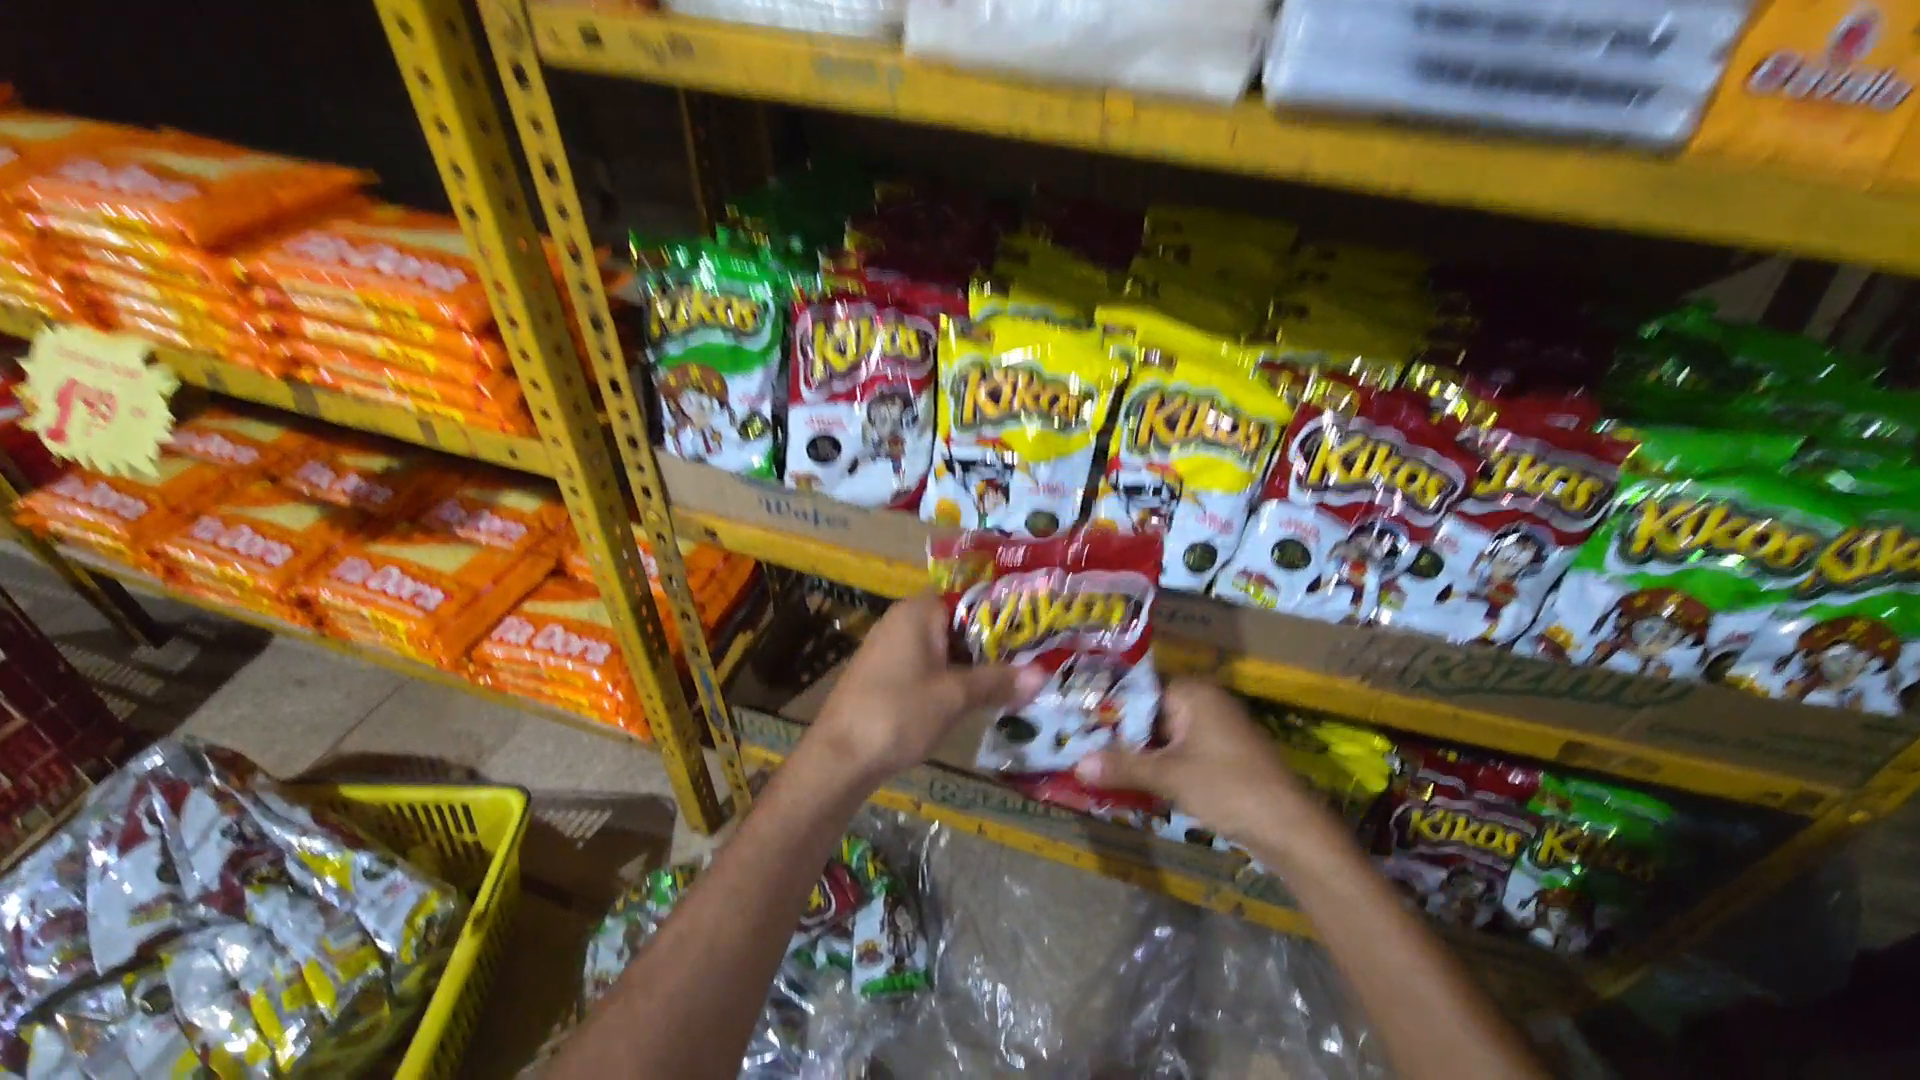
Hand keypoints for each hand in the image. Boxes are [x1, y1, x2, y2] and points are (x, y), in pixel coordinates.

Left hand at [810, 593, 1044, 785]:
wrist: (839, 758)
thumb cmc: (899, 713)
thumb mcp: (956, 697)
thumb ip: (998, 681)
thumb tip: (1043, 674)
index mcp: (918, 611)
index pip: (972, 600)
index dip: (1006, 618)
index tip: (1037, 637)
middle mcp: (902, 621)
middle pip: (960, 625)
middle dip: (994, 647)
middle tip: (1034, 665)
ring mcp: (890, 650)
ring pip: (946, 651)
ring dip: (975, 668)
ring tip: (1014, 685)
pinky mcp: (885, 677)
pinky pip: (929, 669)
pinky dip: (952, 681)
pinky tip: (975, 702)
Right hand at [1073, 678, 1315, 844]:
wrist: (1290, 829)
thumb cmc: (1230, 788)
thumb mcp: (1170, 776)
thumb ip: (1123, 766)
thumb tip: (1076, 764)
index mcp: (1194, 693)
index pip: (1138, 687)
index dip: (1105, 703)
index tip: (1070, 716)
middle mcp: (1204, 703)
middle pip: (1147, 712)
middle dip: (1115, 732)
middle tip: (1072, 742)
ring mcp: (1213, 732)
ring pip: (1160, 737)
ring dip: (1133, 753)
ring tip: (1089, 761)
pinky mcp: (1219, 758)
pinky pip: (1175, 754)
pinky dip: (1153, 766)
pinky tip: (1124, 780)